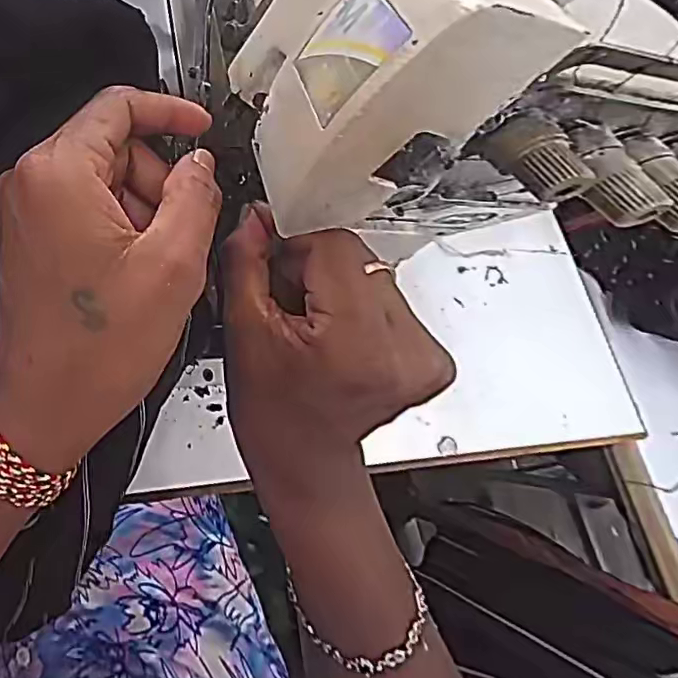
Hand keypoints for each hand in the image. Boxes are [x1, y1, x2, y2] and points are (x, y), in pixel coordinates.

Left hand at [0, 87, 222, 473]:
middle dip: (157, 177)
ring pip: (104, 176)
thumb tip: (200, 163)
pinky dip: (120, 222)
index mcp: (58, 174)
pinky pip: (86, 203)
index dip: (169, 110)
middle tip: (181, 225)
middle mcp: (31, 182)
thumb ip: (195, 194)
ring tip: (155, 261)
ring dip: (142, 205)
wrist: (46, 407)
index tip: (199, 126)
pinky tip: (134, 268)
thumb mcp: (173, 264)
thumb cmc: (97, 349)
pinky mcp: (31, 234)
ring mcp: (26, 209)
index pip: (117, 106)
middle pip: (114, 144)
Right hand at [221, 205, 455, 498]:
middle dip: (315, 273)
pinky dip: (362, 308)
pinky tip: (340, 340)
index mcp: (356, 340)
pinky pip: (391, 299)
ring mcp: (425, 354)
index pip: (333, 244)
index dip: (294, 253)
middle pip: (356, 257)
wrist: (306, 460)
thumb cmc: (273, 415)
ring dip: (339, 288)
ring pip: (373, 273)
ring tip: (317, 329)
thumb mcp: (243, 332)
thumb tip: (255, 218)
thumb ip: (245, 263)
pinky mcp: (433, 357)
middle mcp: (404, 347)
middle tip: (293, 311)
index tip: (276, 277)